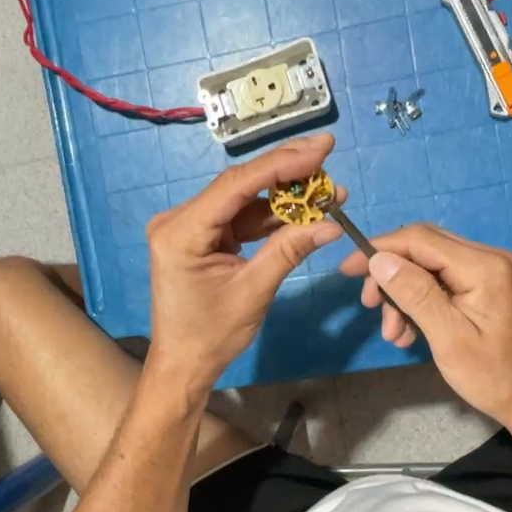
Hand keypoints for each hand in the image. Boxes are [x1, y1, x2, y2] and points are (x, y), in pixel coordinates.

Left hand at [145, 134, 342, 391]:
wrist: (183, 364)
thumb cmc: (211, 336)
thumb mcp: (254, 292)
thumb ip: (289, 251)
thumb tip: (332, 223)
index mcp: (182, 232)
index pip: (236, 186)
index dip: (280, 164)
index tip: (320, 147)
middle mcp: (179, 220)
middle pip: (239, 185)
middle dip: (286, 172)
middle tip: (327, 153)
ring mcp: (189, 227)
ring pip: (243, 199)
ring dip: (284, 196)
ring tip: (327, 190)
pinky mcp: (202, 237)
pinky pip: (240, 217)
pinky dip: (271, 216)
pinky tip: (303, 210)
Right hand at [339, 224, 511, 433]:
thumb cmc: (494, 378)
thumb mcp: (448, 339)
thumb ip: (415, 295)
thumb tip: (379, 260)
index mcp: (485, 268)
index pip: (421, 240)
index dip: (379, 250)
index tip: (348, 270)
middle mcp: (492, 258)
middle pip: (425, 247)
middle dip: (390, 273)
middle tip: (369, 305)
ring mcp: (494, 270)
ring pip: (432, 265)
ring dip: (404, 292)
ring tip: (393, 331)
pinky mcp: (492, 285)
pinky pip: (447, 280)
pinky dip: (423, 299)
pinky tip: (411, 330)